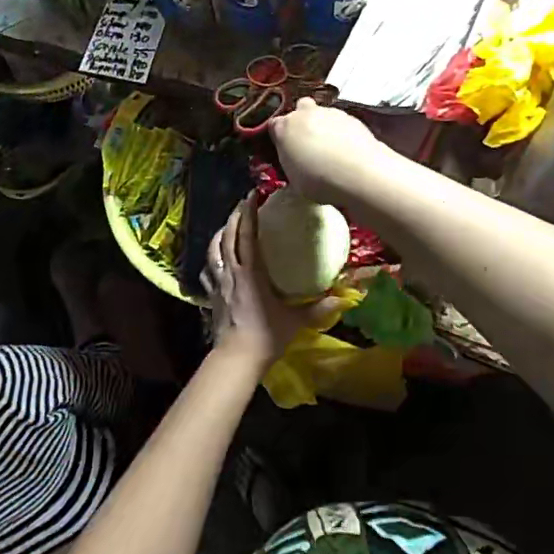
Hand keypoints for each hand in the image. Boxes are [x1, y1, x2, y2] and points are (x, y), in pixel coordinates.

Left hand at [204, 199, 316, 367]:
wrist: (236, 358)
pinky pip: (208, 270)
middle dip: (234, 217)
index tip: (252, 196)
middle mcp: (231, 272)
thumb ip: (319, 309)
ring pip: (213, 250)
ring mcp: (218, 284)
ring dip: (220, 234)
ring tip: (227, 225)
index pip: (247, 235)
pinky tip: (215, 259)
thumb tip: (345, 299)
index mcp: (251, 273)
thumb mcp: (296, 321)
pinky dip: (211, 259)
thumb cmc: (266, 337)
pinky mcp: (211, 295)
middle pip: (228, 237)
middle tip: (242, 203)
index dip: (248, 213)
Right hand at [268, 98, 386, 203]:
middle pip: (300, 109)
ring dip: (323, 127)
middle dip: (302, 121)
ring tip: (330, 152)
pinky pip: (342, 123)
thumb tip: (293, 157)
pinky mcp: (353, 117)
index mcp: (284, 127)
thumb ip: (289, 160)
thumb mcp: (292, 177)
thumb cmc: (317, 179)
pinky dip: (342, 132)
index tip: (284, 149)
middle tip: (307, 143)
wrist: (358, 173)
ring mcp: (331, 113)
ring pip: (323, 115)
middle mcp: (305, 114)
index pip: (274, 125)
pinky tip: (346, 151)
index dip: (279, 137)